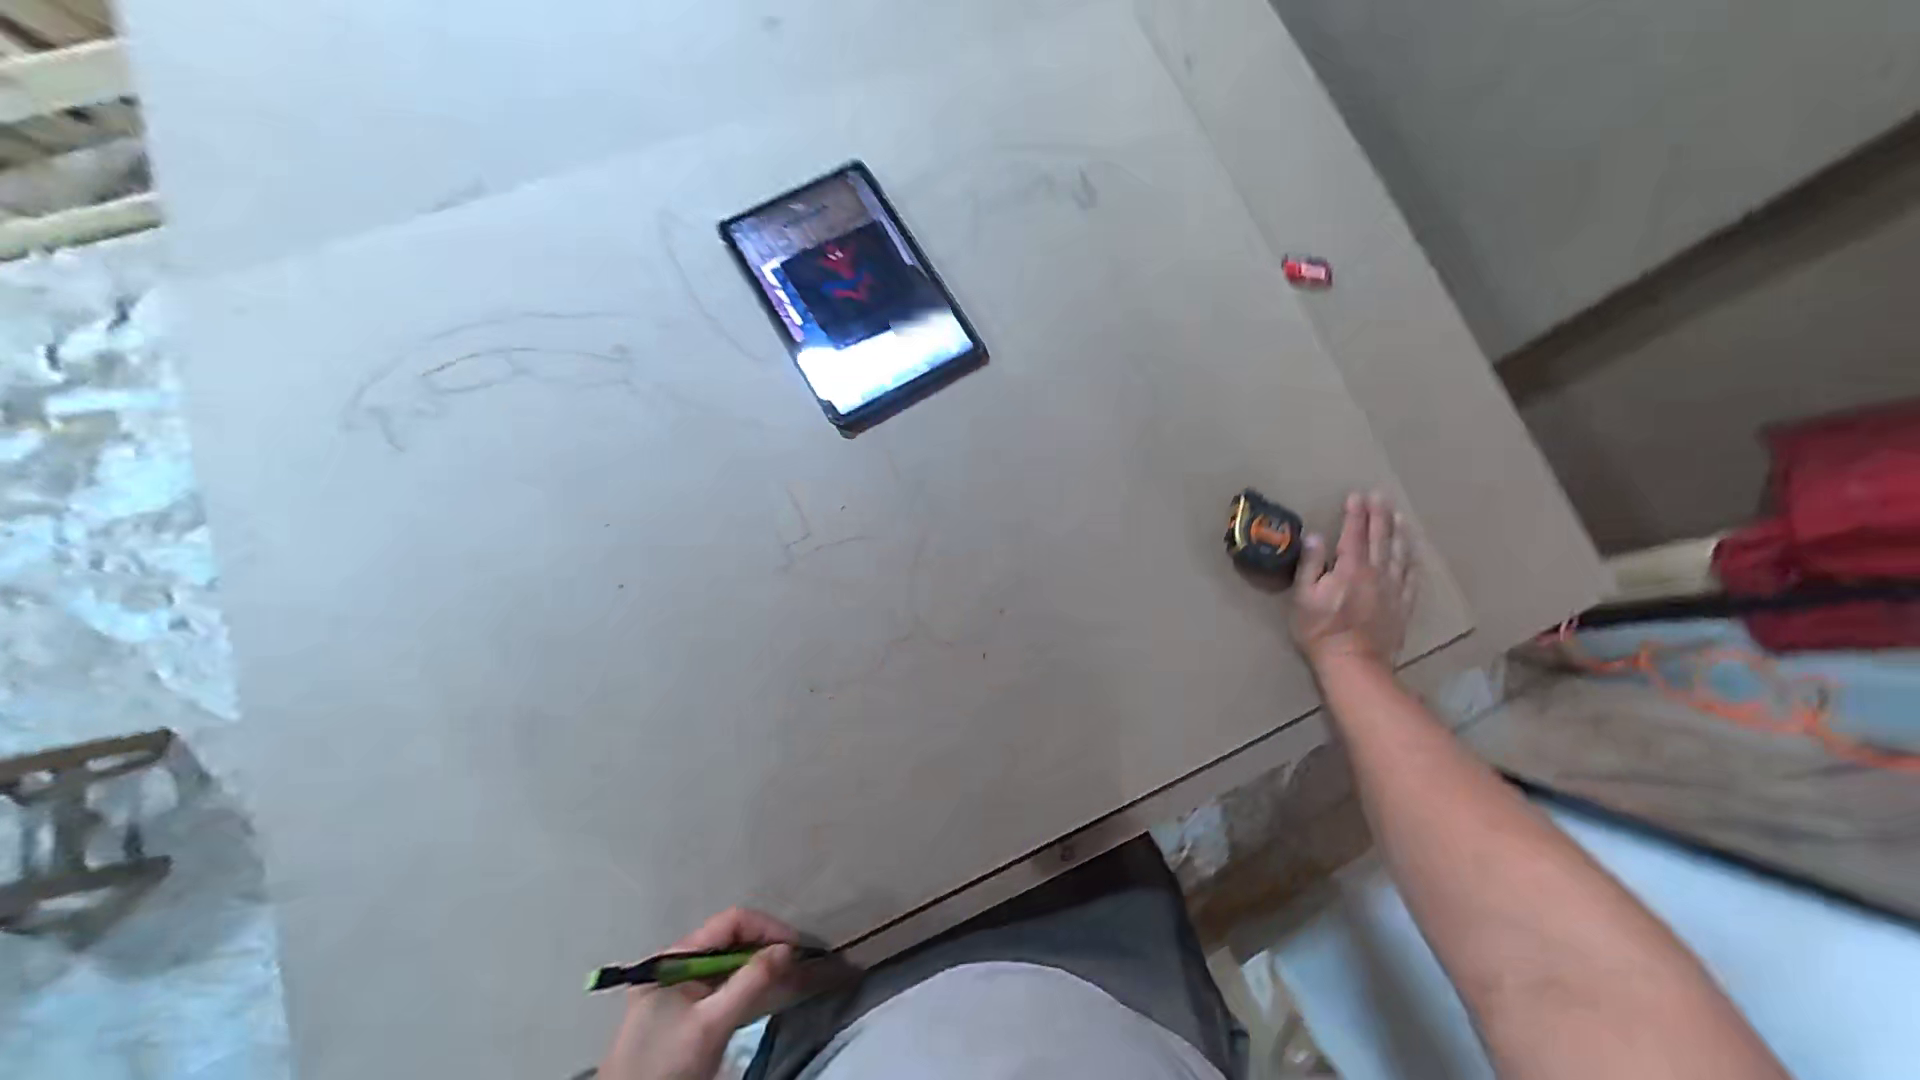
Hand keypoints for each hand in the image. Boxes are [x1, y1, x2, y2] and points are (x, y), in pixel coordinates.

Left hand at [597, 908, 802, 1079]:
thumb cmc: (665, 1069)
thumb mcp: (711, 1025)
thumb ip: (750, 983)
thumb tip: (788, 948)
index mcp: (674, 957)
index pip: (730, 923)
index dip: (765, 928)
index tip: (795, 946)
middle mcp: (676, 965)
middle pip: (729, 940)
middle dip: (764, 946)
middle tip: (796, 962)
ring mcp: (678, 989)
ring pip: (727, 963)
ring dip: (757, 966)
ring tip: (788, 975)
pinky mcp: (684, 1012)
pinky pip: (721, 986)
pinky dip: (745, 986)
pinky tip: (765, 993)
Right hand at [1289, 491, 1417, 668]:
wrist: (1354, 663)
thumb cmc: (1320, 630)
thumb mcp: (1303, 597)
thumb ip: (1309, 565)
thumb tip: (1314, 536)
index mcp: (1349, 568)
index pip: (1353, 534)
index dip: (1355, 513)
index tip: (1356, 495)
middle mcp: (1376, 572)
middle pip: (1379, 538)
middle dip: (1378, 515)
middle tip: (1380, 496)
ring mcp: (1393, 588)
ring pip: (1399, 553)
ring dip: (1398, 532)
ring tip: (1399, 516)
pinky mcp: (1403, 605)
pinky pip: (1411, 576)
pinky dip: (1412, 560)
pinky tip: (1412, 553)